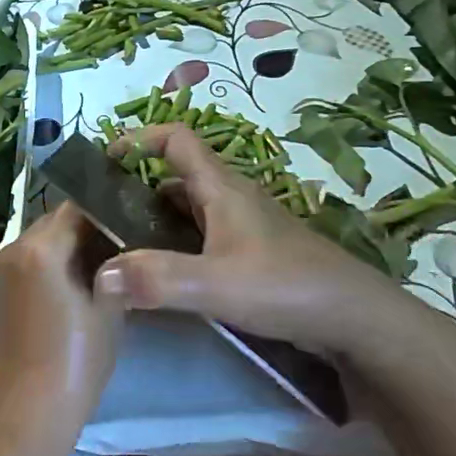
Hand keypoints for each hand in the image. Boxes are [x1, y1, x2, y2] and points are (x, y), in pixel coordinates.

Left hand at [0, 203, 123, 455]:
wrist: (21, 422)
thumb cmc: (72, 364)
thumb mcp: (108, 311)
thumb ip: (118, 268)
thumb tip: (126, 245)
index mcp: (41, 245)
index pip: (81, 204)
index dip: (113, 206)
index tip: (143, 214)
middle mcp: (17, 246)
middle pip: (61, 220)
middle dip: (96, 225)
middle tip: (136, 237)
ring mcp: (7, 269)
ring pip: (51, 241)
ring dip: (80, 245)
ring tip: (120, 258)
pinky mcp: (6, 291)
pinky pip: (39, 261)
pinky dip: (63, 262)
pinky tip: (92, 279)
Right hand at [96, 124, 400, 352]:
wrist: (354, 318)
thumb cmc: (285, 286)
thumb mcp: (216, 284)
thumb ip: (158, 278)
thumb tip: (101, 274)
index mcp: (222, 188)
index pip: (177, 139)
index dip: (140, 138)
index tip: (106, 159)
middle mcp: (231, 199)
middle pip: (178, 176)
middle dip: (139, 186)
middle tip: (104, 215)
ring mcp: (244, 227)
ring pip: (190, 209)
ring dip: (157, 219)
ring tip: (123, 246)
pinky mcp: (253, 254)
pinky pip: (204, 237)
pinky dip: (178, 245)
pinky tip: (164, 275)